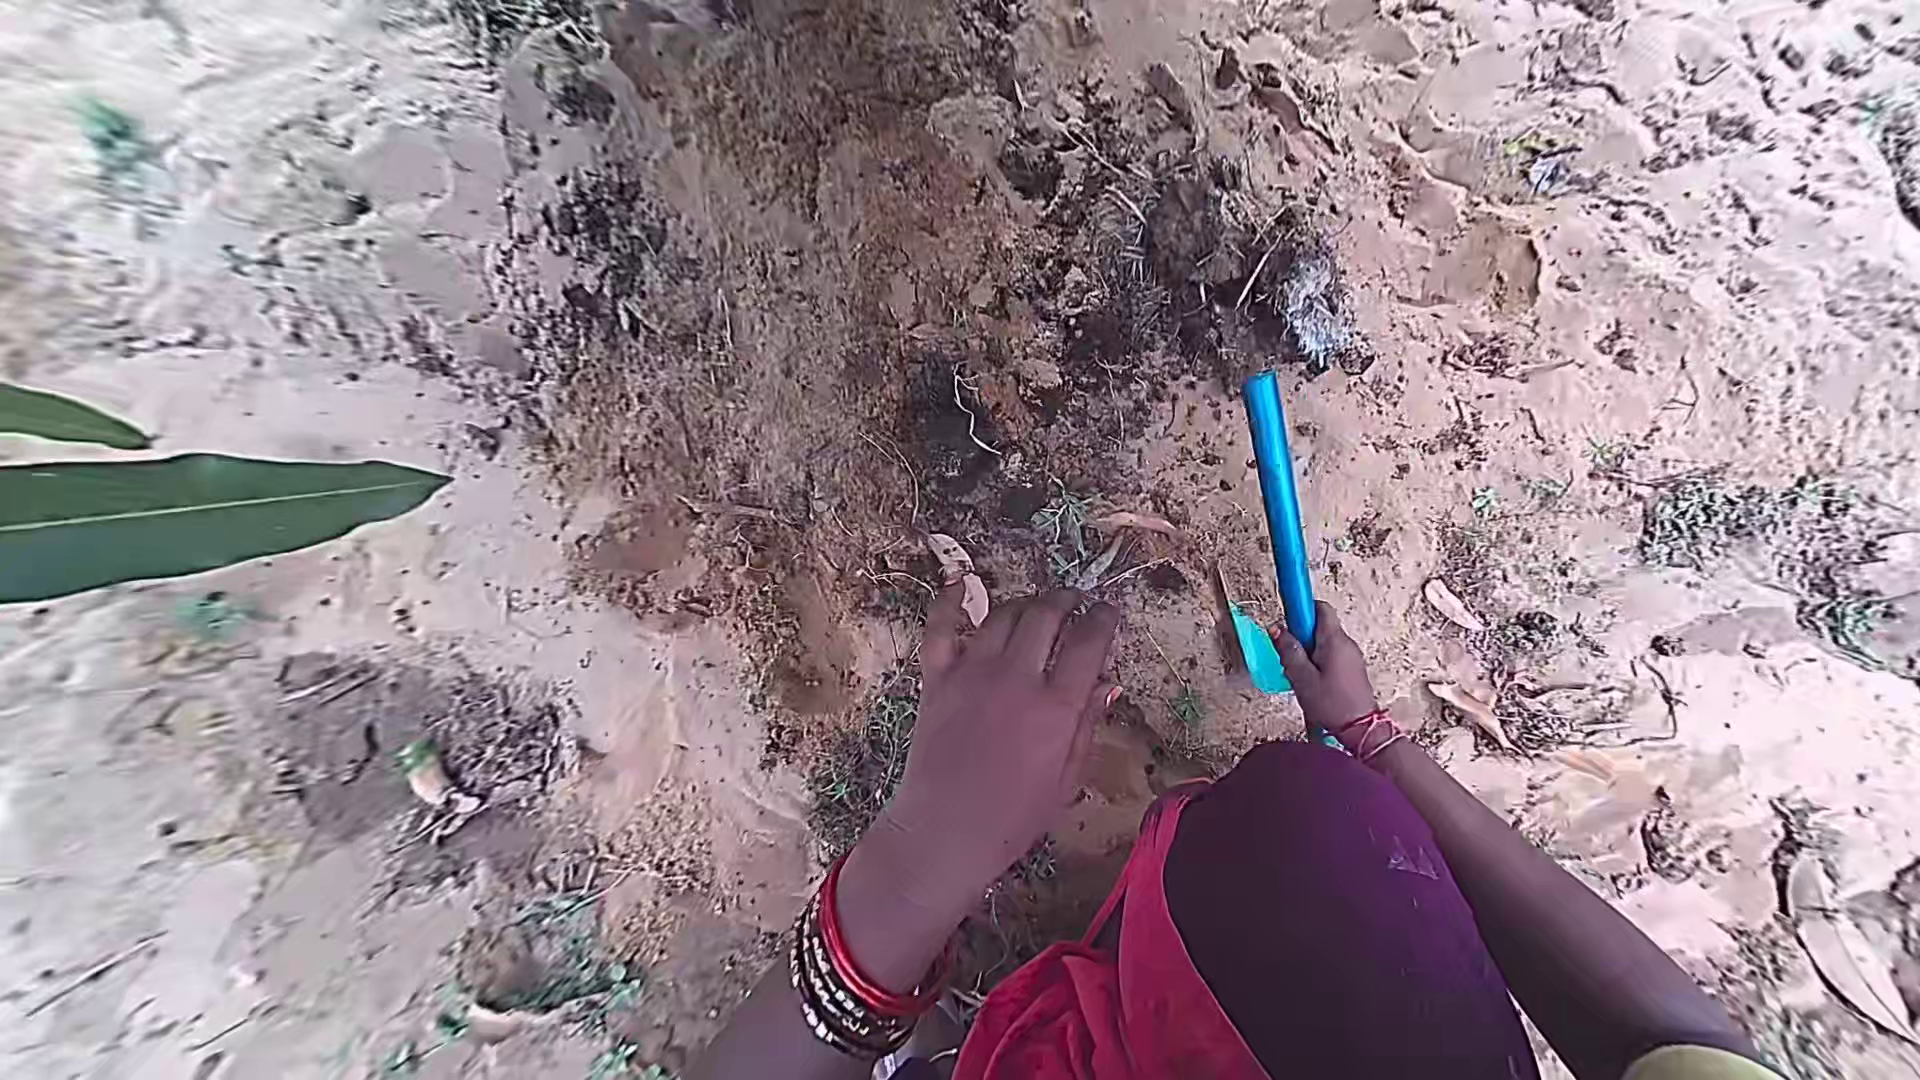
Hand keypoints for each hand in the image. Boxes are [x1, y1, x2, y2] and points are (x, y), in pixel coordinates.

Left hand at [870, 586, 1118, 914]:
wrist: (946, 831)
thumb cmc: (1014, 817)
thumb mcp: (1067, 779)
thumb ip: (1087, 723)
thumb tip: (1105, 679)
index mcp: (1055, 707)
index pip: (1089, 643)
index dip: (1103, 619)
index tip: (1107, 611)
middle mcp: (1016, 678)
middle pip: (1047, 615)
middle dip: (1066, 600)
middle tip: (1074, 601)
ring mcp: (972, 672)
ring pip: (1004, 614)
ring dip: (1026, 603)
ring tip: (1035, 608)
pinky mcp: (938, 676)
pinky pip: (941, 626)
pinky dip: (950, 600)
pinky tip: (961, 582)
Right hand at [1274, 601, 1379, 741]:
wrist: (1362, 730)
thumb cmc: (1332, 704)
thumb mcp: (1301, 676)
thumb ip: (1288, 650)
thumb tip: (1277, 628)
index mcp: (1334, 641)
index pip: (1320, 608)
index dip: (1301, 606)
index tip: (1286, 609)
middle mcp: (1345, 644)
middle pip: (1319, 623)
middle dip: (1299, 632)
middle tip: (1288, 651)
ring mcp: (1350, 655)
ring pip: (1322, 639)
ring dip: (1306, 647)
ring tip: (1298, 669)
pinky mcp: (1350, 667)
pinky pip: (1329, 651)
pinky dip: (1315, 657)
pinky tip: (1308, 676)